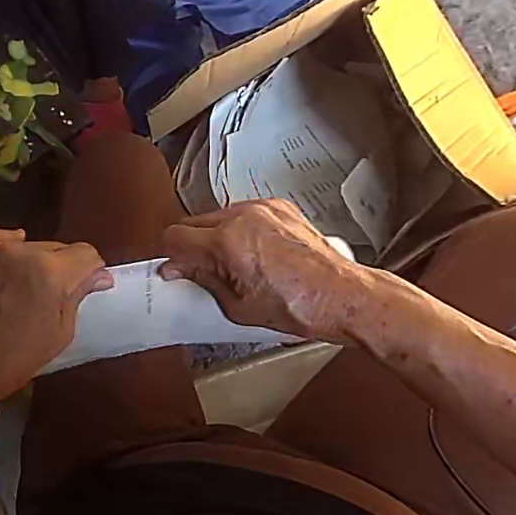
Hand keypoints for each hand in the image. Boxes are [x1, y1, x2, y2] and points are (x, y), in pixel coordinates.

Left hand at [0, 229, 111, 403]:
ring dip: (33, 260)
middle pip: (57, 247)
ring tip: (23, 285)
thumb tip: (99, 275)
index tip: (86, 284)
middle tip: (51, 292)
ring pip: (29, 243)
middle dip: (61, 266)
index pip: (86, 253)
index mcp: (51, 272)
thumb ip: (79, 294)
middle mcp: (23, 251)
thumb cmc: (19, 356)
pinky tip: (6, 267)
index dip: (90, 270)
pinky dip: (6, 248)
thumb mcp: (61, 331)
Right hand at [161, 199, 383, 341]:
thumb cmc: (302, 306)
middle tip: (202, 271)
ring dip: (215, 236)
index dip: (171, 257)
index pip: (175, 236)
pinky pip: (244, 213)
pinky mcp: (280, 208)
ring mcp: (263, 209)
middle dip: (192, 247)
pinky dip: (241, 229)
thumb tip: (184, 272)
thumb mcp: (238, 307)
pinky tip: (253, 253)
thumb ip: (203, 282)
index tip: (176, 268)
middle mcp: (243, 217)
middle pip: (193, 223)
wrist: (344, 297)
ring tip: (234, 264)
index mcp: (227, 241)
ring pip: (218, 216)